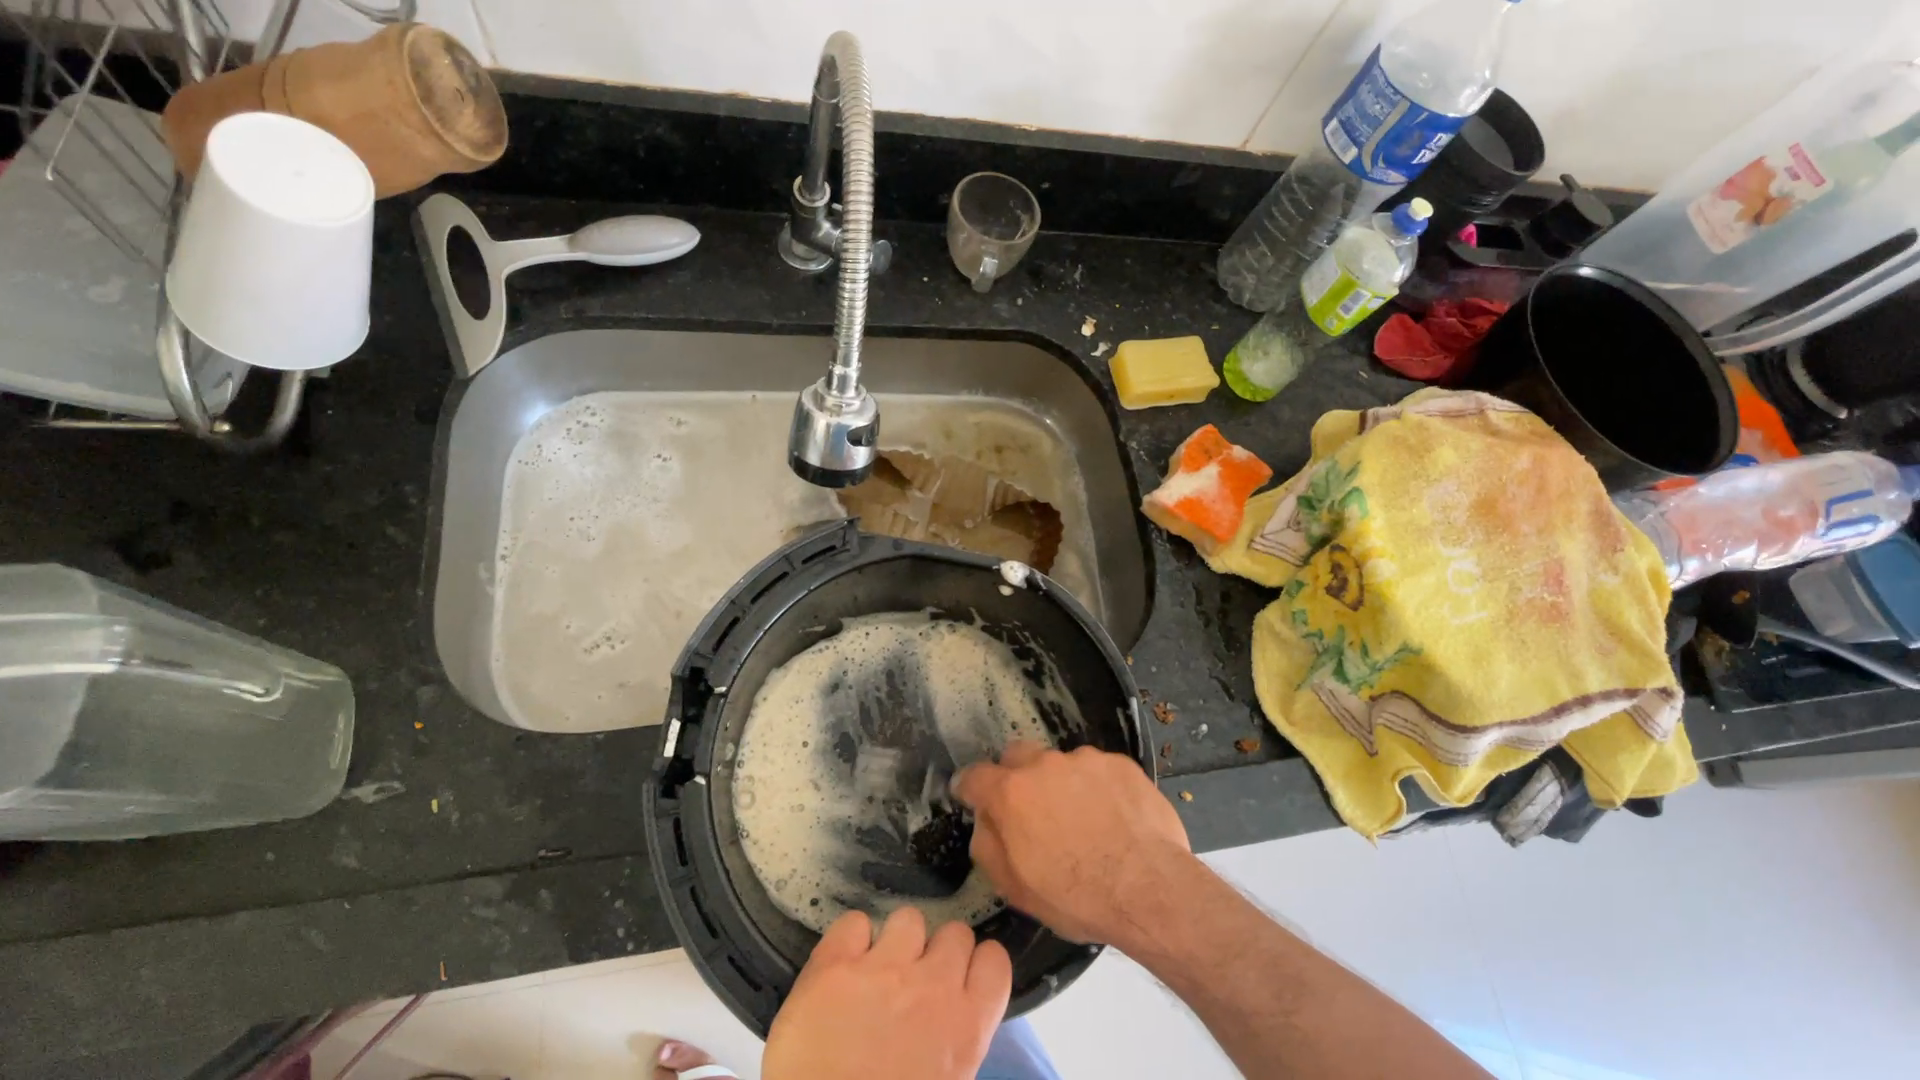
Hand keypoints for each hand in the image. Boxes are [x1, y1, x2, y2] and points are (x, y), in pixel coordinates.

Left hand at [764, 907, 1010, 1079]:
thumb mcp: (946, 1079)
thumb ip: (957, 1038)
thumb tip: (956, 1015)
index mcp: (967, 1026)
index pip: (995, 961)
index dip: (977, 964)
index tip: (961, 977)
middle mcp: (932, 986)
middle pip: (954, 932)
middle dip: (938, 950)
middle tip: (916, 978)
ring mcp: (883, 969)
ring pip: (909, 918)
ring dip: (898, 940)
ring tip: (878, 968)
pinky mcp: (835, 964)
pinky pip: (853, 922)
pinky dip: (851, 938)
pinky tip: (844, 964)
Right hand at [954, 741, 1191, 945]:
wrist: (1149, 889)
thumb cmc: (1076, 898)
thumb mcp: (1015, 889)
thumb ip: (988, 847)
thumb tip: (986, 822)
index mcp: (1011, 794)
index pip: (974, 776)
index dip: (969, 788)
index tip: (971, 797)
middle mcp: (1044, 765)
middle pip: (1017, 756)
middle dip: (1015, 776)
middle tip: (1030, 810)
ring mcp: (1086, 760)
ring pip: (1061, 764)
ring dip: (1061, 785)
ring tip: (1083, 821)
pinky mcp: (1121, 764)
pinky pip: (1097, 771)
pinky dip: (1097, 788)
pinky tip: (1113, 818)